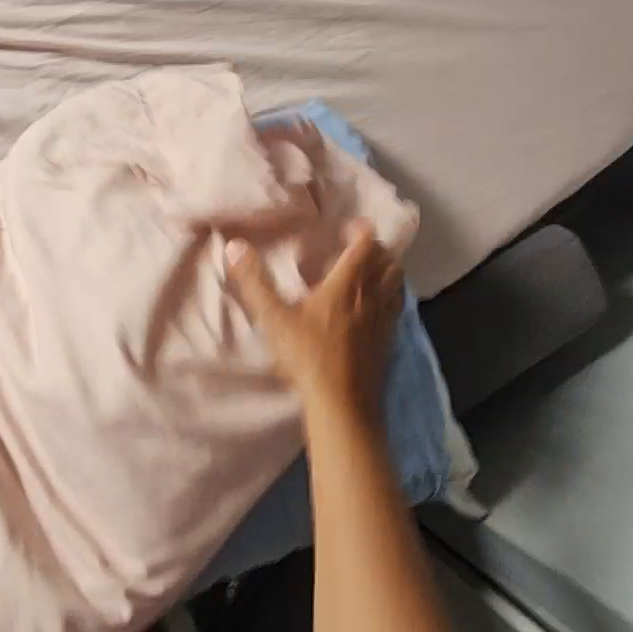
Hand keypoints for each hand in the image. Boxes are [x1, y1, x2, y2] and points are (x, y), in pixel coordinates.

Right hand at [225, 220, 402, 425]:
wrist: (343, 404)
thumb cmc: (308, 357)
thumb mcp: (274, 319)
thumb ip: (254, 282)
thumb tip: (235, 246)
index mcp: (346, 285)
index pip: (365, 246)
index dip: (360, 231)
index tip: (347, 227)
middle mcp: (371, 297)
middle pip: (388, 261)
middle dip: (377, 249)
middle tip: (358, 247)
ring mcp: (384, 320)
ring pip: (397, 284)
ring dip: (387, 271)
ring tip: (370, 273)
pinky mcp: (389, 341)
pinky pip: (397, 308)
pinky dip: (390, 297)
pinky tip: (374, 308)